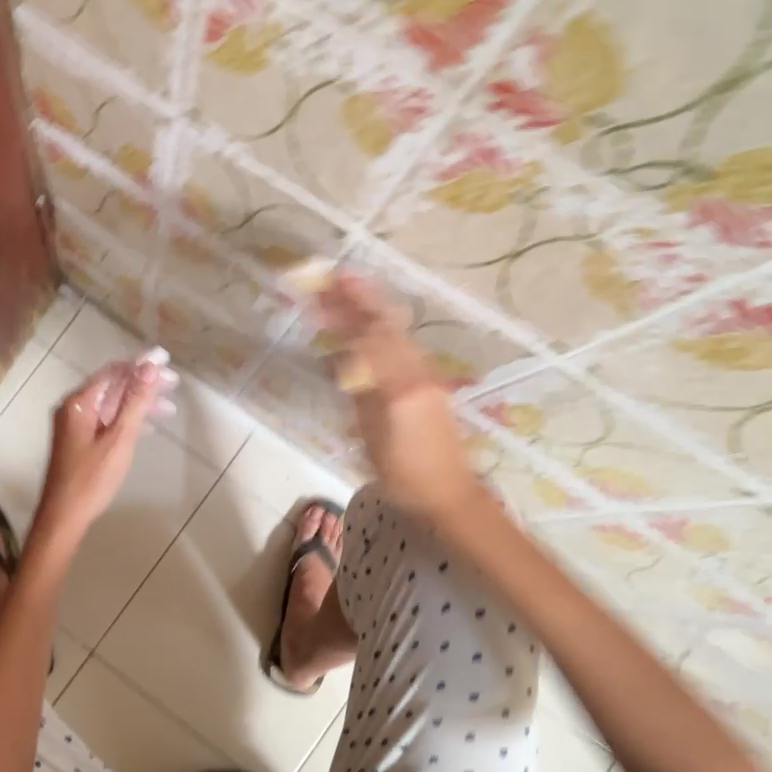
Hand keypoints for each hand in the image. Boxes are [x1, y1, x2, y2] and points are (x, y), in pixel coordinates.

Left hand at [37, 355, 174, 532]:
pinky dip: (126, 420)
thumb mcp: (120, 439)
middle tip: (174, 384)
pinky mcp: (77, 440)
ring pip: (111, 404)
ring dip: (138, 404)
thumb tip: (149, 366)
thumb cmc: (92, 478)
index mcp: (79, 402)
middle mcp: (73, 407)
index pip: (114, 372)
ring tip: (169, 408)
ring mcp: (73, 424)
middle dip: (143, 384)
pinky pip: (105, 420)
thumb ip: (136, 401)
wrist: (63, 515)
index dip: (142, 365)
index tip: (167, 361)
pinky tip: (147, 428)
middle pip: (113, 386)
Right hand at [315, 271, 486, 519]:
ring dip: (368, 310)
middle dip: (358, 299)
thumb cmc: (404, 475)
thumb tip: (344, 360)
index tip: (323, 288)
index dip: (345, 311)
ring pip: (395, 333)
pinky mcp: (427, 386)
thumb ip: (361, 393)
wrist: (448, 495)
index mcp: (399, 386)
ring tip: (345, 290)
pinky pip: (400, 348)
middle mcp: (415, 373)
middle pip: (384, 326)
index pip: (368, 337)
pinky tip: (364, 328)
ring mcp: (425, 377)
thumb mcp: (373, 435)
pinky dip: (379, 331)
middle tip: (334, 276)